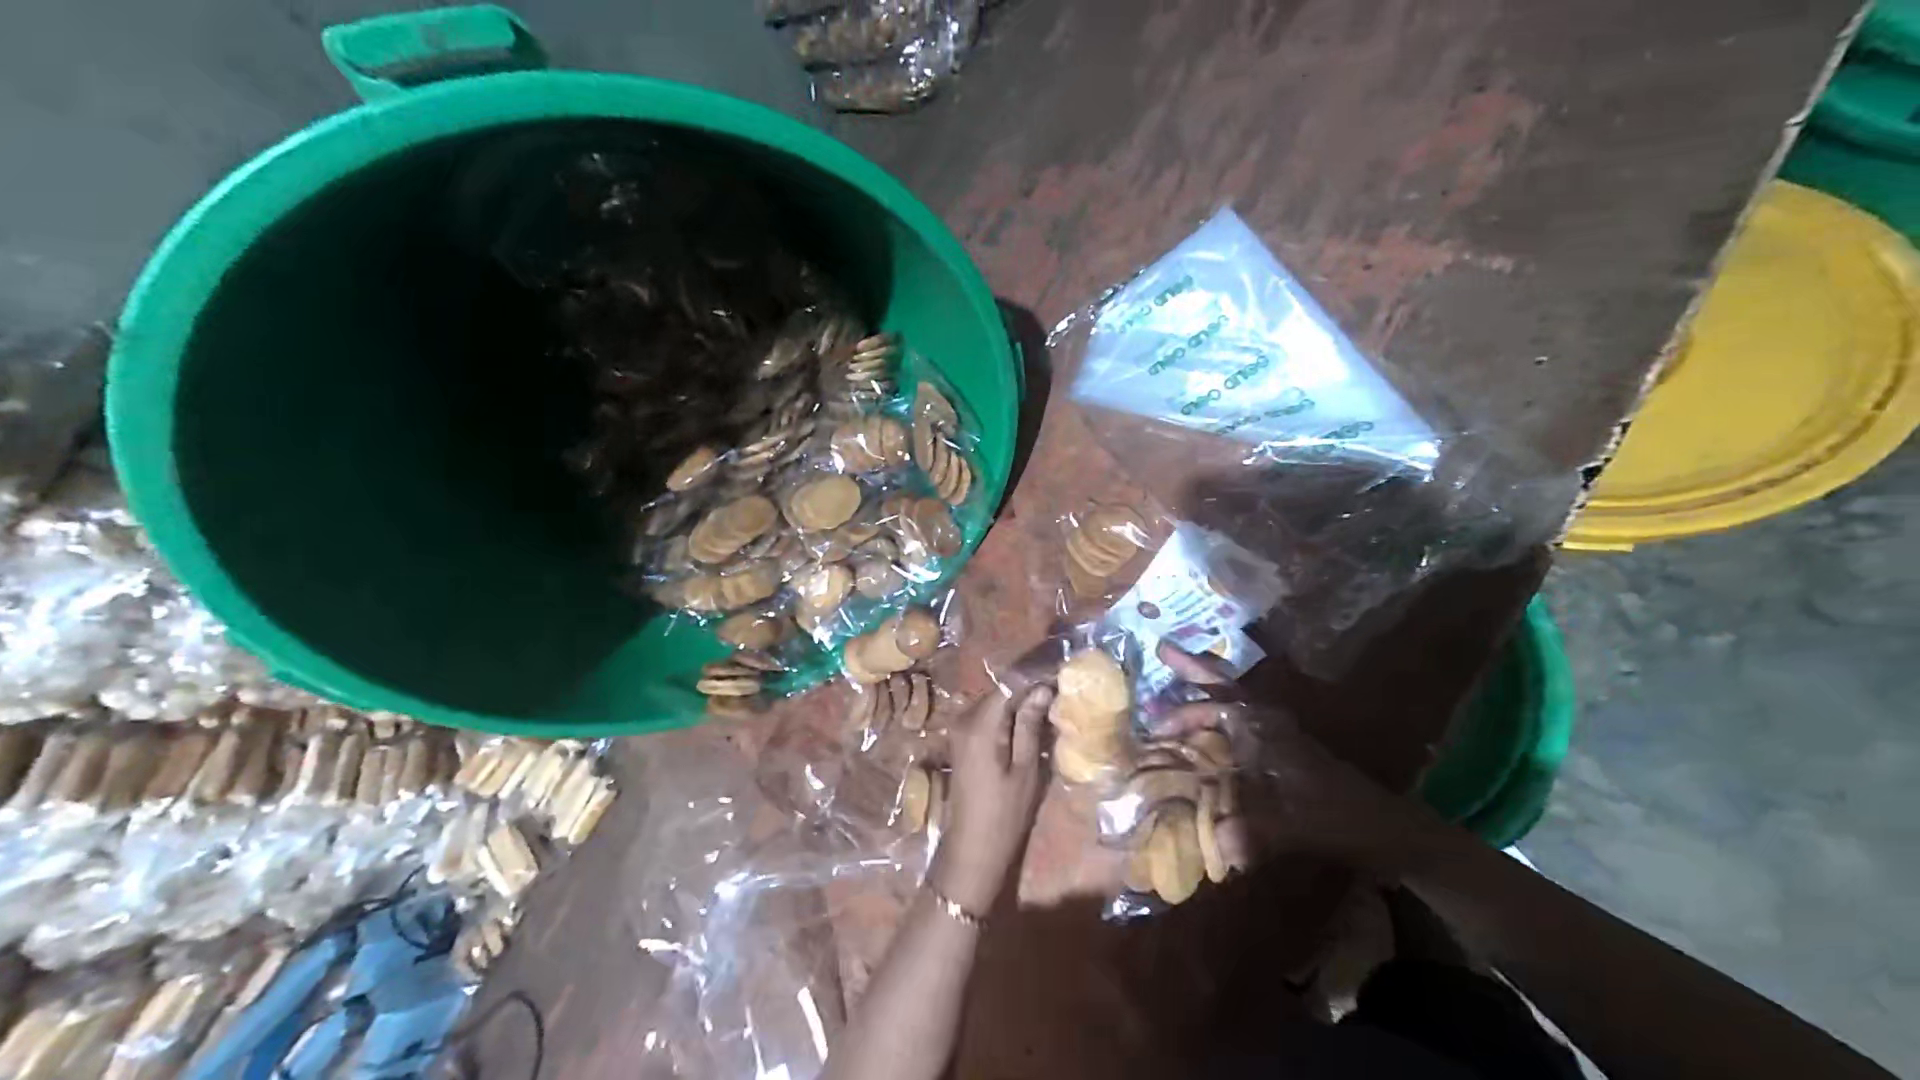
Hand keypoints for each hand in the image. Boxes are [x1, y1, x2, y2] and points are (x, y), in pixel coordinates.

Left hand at [929, 683, 1052, 913]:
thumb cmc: (1004, 814)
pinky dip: (1009, 714)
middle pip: (1001, 690)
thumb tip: (1043, 688)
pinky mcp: (962, 739)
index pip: (1010, 683)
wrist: (971, 849)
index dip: (1036, 674)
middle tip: (1062, 684)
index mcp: (980, 723)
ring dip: (1021, 699)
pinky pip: (988, 716)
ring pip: (995, 702)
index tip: (1062, 669)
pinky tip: (1032, 719)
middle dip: (1030, 685)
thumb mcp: (1026, 769)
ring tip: (1053, 698)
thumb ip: (1031, 725)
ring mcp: (960, 728)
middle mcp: (964, 718)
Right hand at [1154, 642, 1449, 874]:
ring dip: (1205, 684)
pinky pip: (1238, 718)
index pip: (1214, 710)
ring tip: (1175, 668)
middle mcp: (1266, 722)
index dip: (1181, 716)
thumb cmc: (1336, 818)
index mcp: (1265, 729)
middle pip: (1224, 685)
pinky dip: (1217, 710)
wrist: (1382, 828)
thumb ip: (1258, 835)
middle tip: (1162, 646)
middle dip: (1193, 666)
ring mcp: (1273, 732)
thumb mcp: (1296, 828)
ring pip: (1233, 697)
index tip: (1152, 728)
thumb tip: (1220, 845)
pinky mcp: (1277, 748)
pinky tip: (1203, 722)